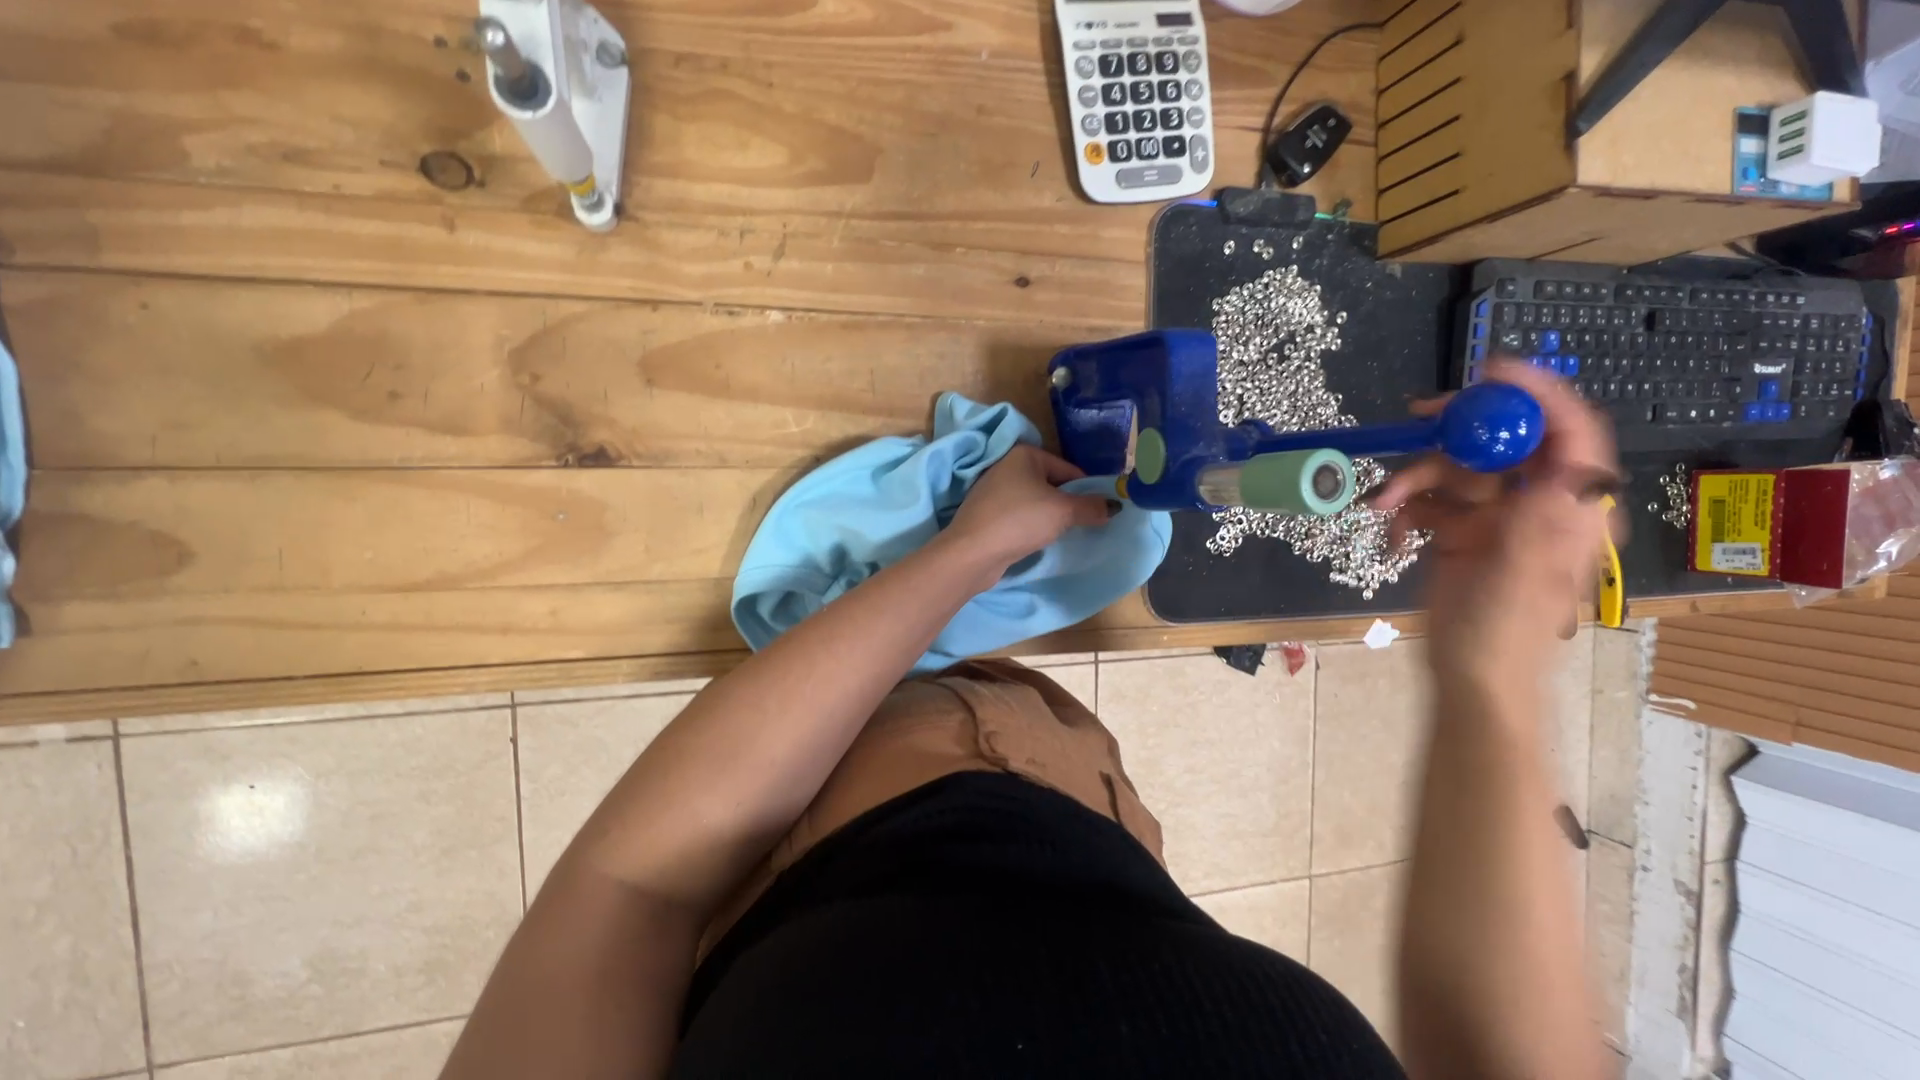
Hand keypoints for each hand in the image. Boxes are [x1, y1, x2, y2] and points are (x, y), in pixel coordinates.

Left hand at [946, 444, 1113, 580]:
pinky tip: (1039, 541)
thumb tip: (1114, 506)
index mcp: (1025, 454)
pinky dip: (1033, 526)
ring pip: (1036, 502)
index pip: (1069, 470)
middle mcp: (1007, 467)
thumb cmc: (1020, 520)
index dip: (1087, 490)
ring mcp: (994, 492)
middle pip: (1052, 485)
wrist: (972, 552)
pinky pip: (1021, 517)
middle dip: (1070, 504)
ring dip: (1051, 517)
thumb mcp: (1063, 511)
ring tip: (1064, 534)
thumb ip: (1091, 507)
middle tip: (1086, 525)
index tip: (1101, 511)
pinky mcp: (988, 515)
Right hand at [1371, 362, 1622, 689]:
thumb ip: (1537, 524)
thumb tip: (1558, 469)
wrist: (1468, 677)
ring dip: (1415, 479)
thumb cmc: (1504, 637)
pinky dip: (1404, 508)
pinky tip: (1394, 533)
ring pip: (1455, 467)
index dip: (1538, 395)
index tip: (1493, 373)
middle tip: (1419, 415)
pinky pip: (1427, 498)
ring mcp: (1493, 515)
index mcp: (1568, 509)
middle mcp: (1535, 502)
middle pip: (1503, 439)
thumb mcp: (1523, 580)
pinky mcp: (1457, 530)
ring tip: (1384, 504)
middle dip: (1459, 428)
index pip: (1569, 434)